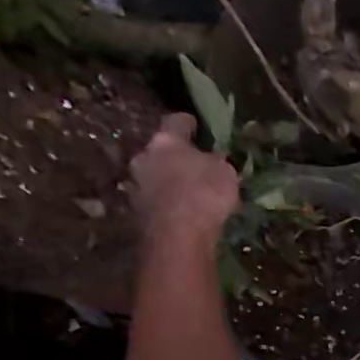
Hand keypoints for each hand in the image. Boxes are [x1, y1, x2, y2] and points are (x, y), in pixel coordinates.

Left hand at [130, 112, 239, 243]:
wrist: (177, 237)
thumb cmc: (204, 195)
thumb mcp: (225, 173)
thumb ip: (216, 163)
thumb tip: (212, 161)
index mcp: (166, 141)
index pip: (175, 122)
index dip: (187, 123)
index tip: (195, 124)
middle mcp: (143, 157)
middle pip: (159, 151)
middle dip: (173, 157)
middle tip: (190, 165)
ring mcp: (135, 186)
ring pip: (153, 177)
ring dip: (167, 183)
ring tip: (185, 194)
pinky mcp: (134, 213)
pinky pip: (153, 202)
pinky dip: (165, 205)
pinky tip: (179, 214)